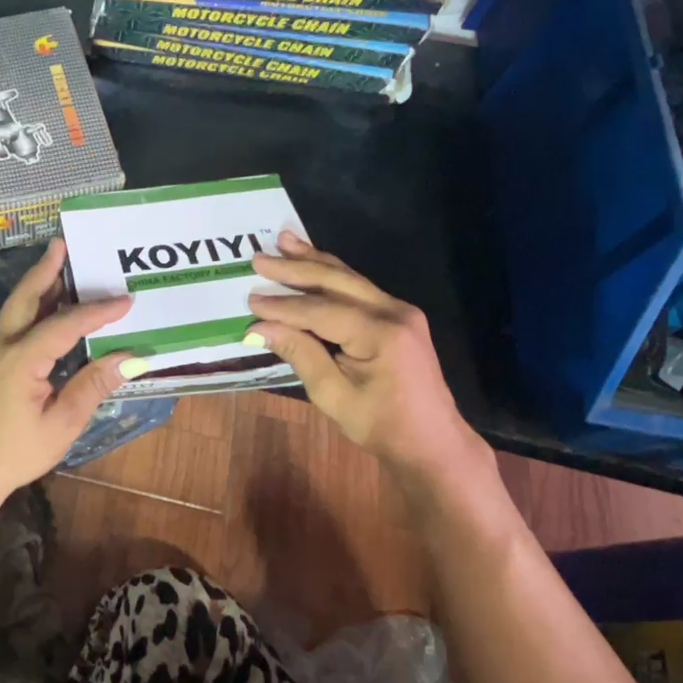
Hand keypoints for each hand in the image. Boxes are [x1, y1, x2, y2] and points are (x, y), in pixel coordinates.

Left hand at [0, 238, 137, 499]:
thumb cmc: (16, 452)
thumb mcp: (61, 424)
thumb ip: (92, 386)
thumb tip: (128, 358)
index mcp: (21, 358)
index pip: (65, 324)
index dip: (97, 311)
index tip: (126, 299)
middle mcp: (3, 345)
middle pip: (27, 296)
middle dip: (46, 268)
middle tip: (65, 242)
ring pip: (18, 306)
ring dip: (39, 284)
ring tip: (63, 263)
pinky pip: (15, 322)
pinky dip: (34, 305)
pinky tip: (51, 307)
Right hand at [245, 230, 483, 483]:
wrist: (432, 442)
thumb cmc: (381, 425)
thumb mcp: (333, 395)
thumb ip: (300, 353)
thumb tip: (260, 327)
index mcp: (381, 334)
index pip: (320, 310)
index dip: (282, 306)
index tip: (250, 300)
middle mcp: (394, 312)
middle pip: (336, 281)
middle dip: (296, 268)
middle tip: (259, 257)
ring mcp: (400, 311)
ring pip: (349, 278)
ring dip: (313, 261)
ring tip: (284, 240)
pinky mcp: (399, 316)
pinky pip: (358, 288)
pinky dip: (331, 274)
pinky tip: (312, 262)